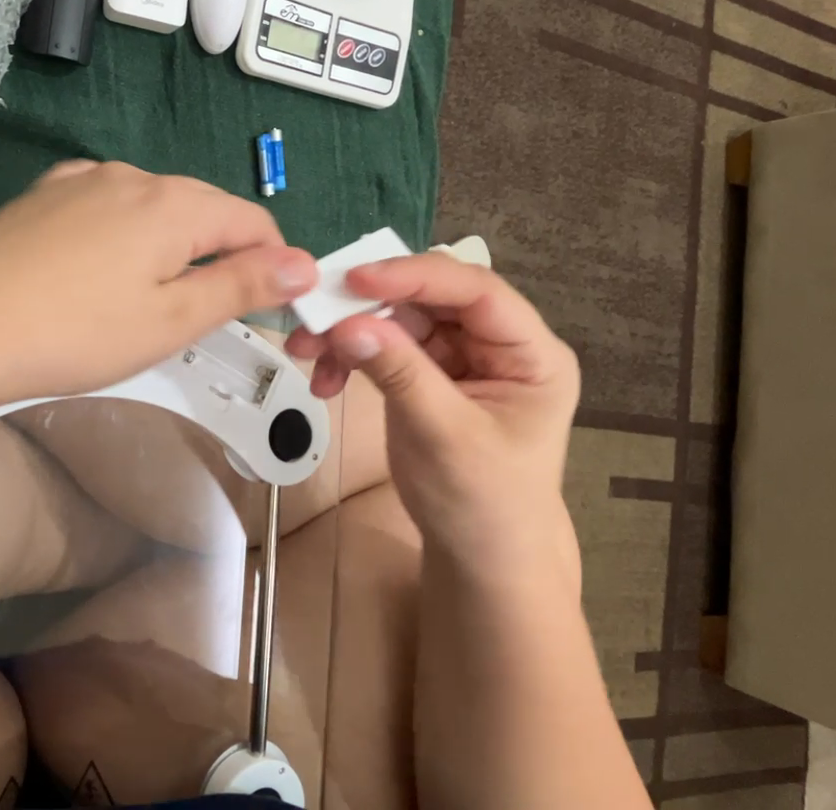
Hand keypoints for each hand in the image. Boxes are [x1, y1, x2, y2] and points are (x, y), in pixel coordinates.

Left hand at [0, 161, 318, 404]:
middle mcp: (130, 176)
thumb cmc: (73, 333)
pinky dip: (121, 238)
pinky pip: (104, 208)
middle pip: (201, 211)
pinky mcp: (42, 197)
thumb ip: (242, 286)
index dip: (272, 264)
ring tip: (143, 304)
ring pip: (151, 209)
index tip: (263, 312)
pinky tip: (99, 271)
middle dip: (218, 257)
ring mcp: (79, 181)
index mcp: (173, 203)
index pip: (252, 220)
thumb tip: (303, 263)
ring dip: (167, 249)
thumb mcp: (171, 320)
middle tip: (201, 320)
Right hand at [286, 254, 581, 585]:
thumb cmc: (482, 504)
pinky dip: (349, 356)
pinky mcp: (426, 373)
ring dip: (349, 330)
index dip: (415, 277)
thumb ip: (399, 374)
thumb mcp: (444, 437)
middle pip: (430, 298)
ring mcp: (459, 357)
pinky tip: (324, 381)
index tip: (355, 279)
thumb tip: (346, 324)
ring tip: (305, 350)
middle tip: (314, 315)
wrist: (478, 559)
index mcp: (530, 354)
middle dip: (369, 305)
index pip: (475, 291)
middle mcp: (497, 344)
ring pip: (398, 318)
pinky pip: (382, 345)